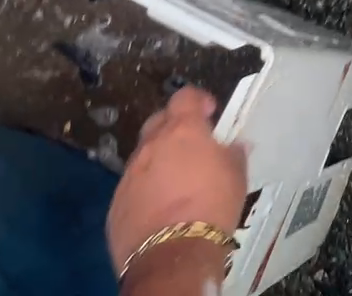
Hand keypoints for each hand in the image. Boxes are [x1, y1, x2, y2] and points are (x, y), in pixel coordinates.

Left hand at [106, 86, 250, 268]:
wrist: (173, 255)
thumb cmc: (212, 203)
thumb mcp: (236, 173)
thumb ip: (232, 153)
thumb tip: (233, 146)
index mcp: (182, 131)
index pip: (184, 97)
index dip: (198, 100)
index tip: (210, 113)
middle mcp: (150, 147)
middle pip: (157, 122)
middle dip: (174, 127)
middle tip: (192, 143)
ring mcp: (128, 177)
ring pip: (143, 156)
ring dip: (159, 160)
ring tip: (177, 180)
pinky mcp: (115, 207)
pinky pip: (133, 187)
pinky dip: (147, 189)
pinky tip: (161, 208)